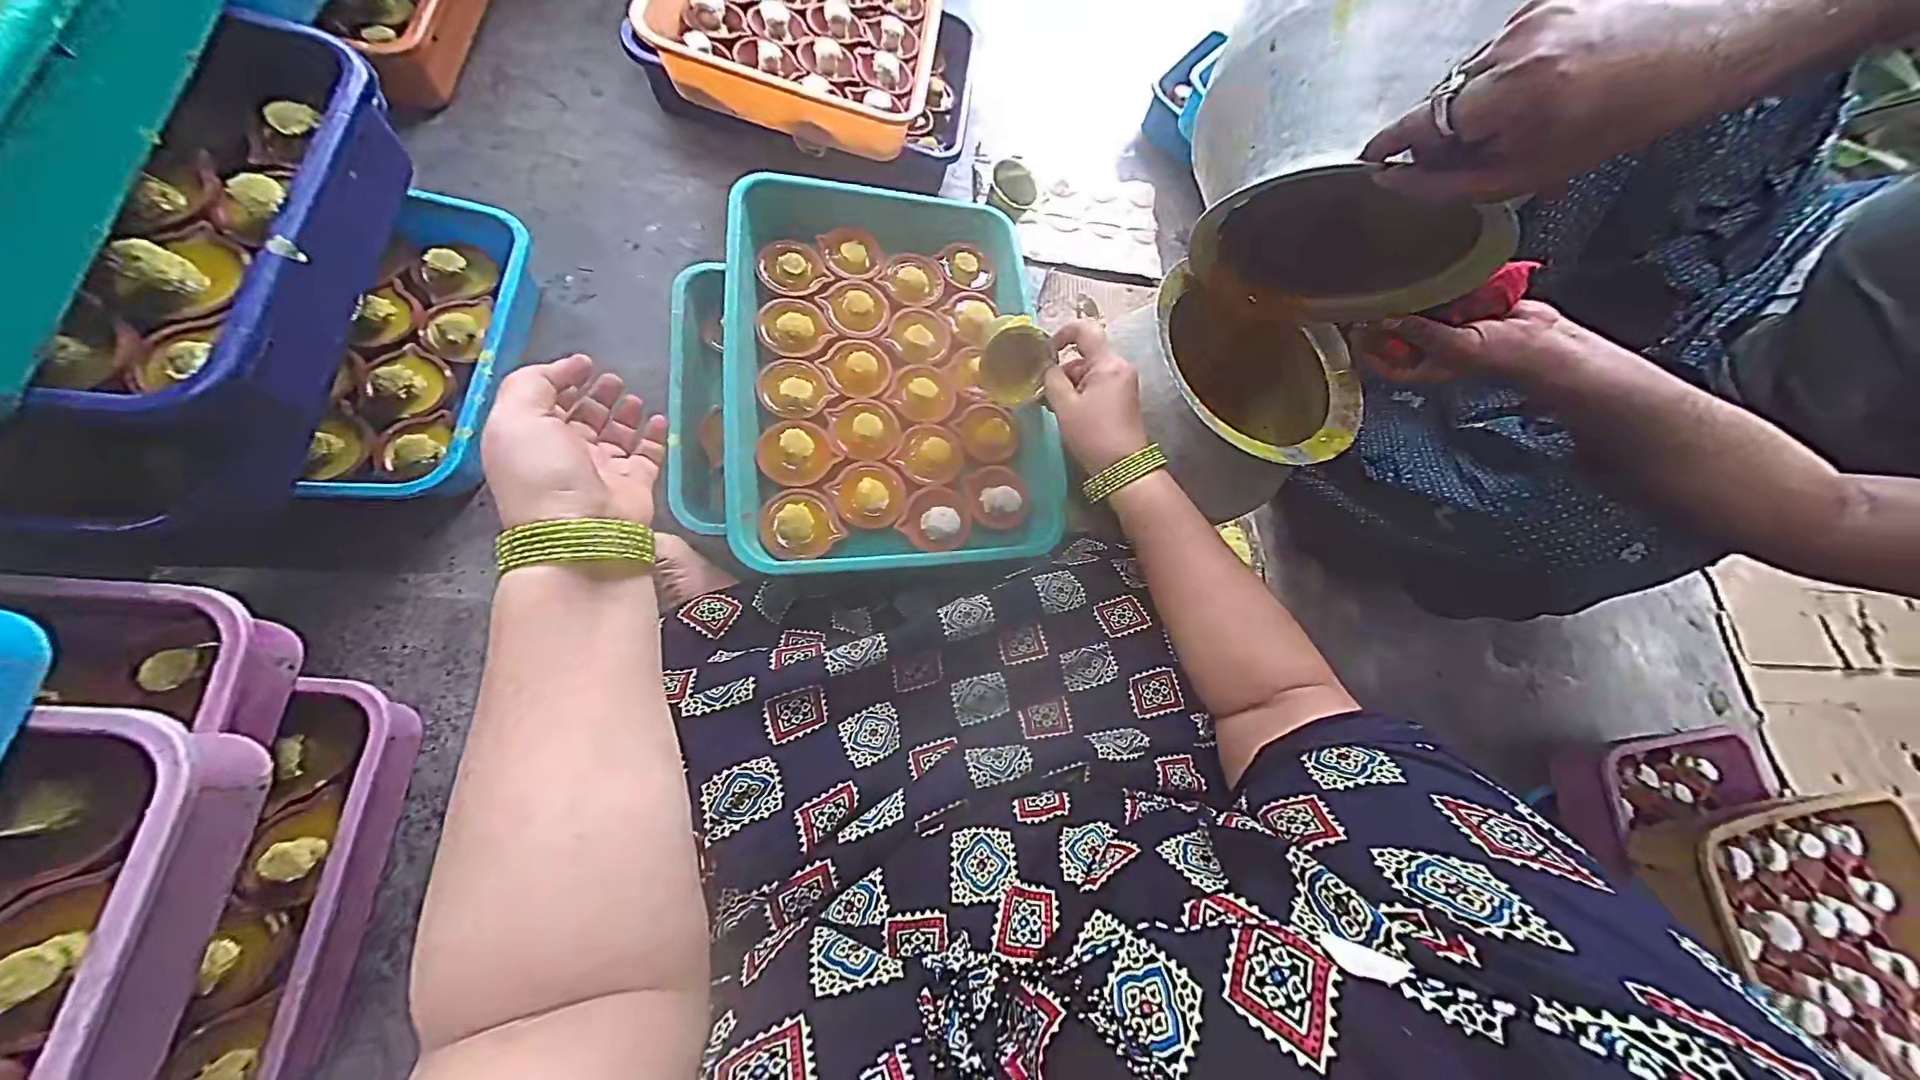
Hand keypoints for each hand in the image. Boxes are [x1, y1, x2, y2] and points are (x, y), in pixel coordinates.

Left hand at [481, 354, 666, 528]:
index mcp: (531, 438)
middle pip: (583, 417)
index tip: (584, 363)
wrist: (583, 531)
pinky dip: (655, 435)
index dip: (561, 379)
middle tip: (613, 379)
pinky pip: (649, 454)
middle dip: (596, 395)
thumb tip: (568, 367)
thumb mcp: (517, 417)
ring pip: (616, 434)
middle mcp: (565, 454)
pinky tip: (658, 418)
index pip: (546, 402)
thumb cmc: (543, 472)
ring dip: (624, 412)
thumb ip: (533, 382)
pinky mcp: (635, 482)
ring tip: (632, 396)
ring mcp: (602, 470)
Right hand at [1042, 320, 1149, 474]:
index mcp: (1108, 363)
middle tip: (1045, 394)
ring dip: (1069, 385)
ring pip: (1088, 372)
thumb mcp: (1065, 406)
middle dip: (1062, 371)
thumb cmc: (1093, 435)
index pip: (1085, 330)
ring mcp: (1123, 383)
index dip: (1061, 334)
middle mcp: (1119, 367)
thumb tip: (1048, 368)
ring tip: (1056, 409)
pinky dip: (1080, 394)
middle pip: (1084, 356)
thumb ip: (1052, 380)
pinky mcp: (1122, 398)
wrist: (1123, 467)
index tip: (1046, 353)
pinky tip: (1069, 414)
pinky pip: (1096, 385)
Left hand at [1351, 299, 1598, 383]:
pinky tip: (1429, 277)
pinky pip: (1442, 297)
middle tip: (1371, 301)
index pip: (1381, 362)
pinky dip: (1437, 289)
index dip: (1365, 350)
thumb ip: (1420, 332)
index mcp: (1421, 365)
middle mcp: (1428, 347)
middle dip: (1385, 319)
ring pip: (1416, 313)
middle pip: (1395, 334)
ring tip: (1395, 287)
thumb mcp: (1454, 345)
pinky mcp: (1462, 308)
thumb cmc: (1502, 354)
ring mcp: (1444, 327)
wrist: (1544, 339)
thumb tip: (1388, 321)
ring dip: (1410, 301)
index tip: (1354, 331)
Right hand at [1362, 0, 1773, 201]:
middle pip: (1437, 98)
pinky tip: (1540, 83)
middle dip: (1439, 129)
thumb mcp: (1523, 174)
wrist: (1718, 39)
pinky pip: (1497, 47)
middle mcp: (1511, 45)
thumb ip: (1444, 183)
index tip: (1371, 161)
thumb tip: (1393, 180)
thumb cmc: (1626, 117)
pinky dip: (1501, 72)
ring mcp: (1530, 14)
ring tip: (1518, 116)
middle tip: (1469, 153)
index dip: (1387, 146)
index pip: (1416, 123)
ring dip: (1472, 100)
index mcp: (1505, 93)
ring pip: (1465, 73)